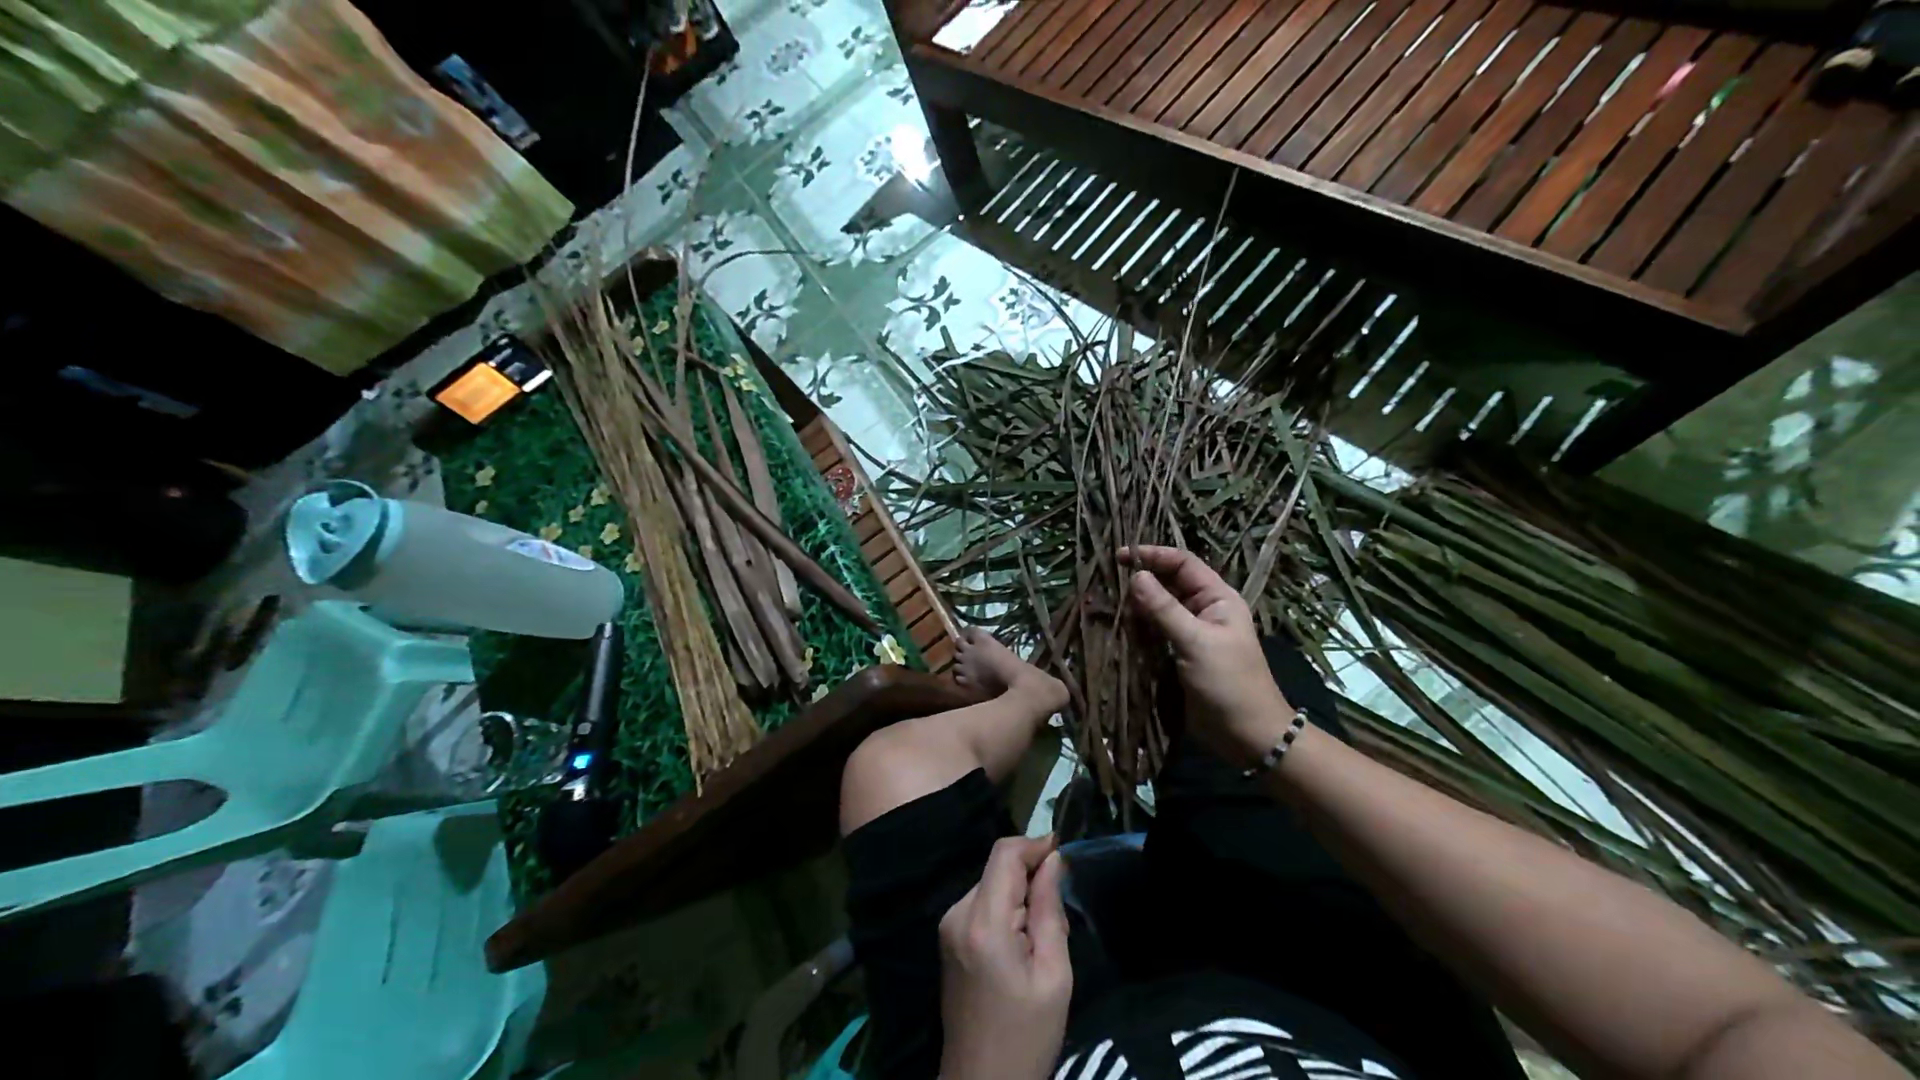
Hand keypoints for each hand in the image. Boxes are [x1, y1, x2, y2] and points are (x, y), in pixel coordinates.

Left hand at [938, 836, 1072, 1079]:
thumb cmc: (1026, 1035)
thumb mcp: (1053, 975)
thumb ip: (1050, 910)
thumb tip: (1053, 859)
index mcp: (982, 922)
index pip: (1004, 854)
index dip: (1035, 844)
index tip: (1063, 852)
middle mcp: (957, 913)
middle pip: (997, 868)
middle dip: (1030, 874)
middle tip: (1057, 909)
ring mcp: (948, 925)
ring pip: (991, 883)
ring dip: (1018, 892)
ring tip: (1040, 934)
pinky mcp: (948, 936)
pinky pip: (982, 903)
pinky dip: (1005, 907)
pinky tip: (1021, 942)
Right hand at [1120, 545, 1295, 768]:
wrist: (1247, 736)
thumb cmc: (1229, 683)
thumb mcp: (1196, 642)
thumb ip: (1164, 608)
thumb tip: (1136, 575)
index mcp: (1217, 598)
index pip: (1183, 563)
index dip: (1154, 556)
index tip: (1120, 557)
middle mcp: (1204, 610)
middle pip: (1169, 583)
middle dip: (1141, 580)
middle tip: (1108, 583)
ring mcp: (1190, 633)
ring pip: (1158, 608)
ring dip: (1136, 605)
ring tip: (1107, 604)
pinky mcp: (1178, 655)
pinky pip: (1154, 632)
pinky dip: (1137, 628)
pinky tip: (1117, 627)